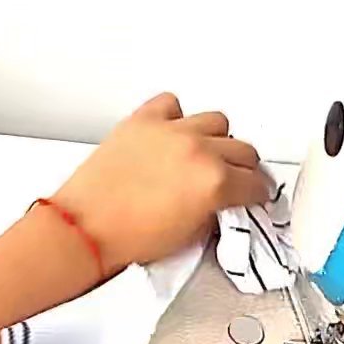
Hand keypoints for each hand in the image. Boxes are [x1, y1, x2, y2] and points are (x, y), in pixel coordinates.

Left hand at [51, 93, 271, 269]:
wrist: (85, 229)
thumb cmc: (128, 238)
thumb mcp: (189, 236)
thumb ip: (213, 211)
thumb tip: (219, 203)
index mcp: (214, 182)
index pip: (255, 183)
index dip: (258, 193)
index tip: (255, 195)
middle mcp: (197, 150)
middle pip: (243, 149)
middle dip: (244, 167)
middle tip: (236, 178)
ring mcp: (170, 131)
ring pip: (216, 121)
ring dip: (217, 139)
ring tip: (206, 153)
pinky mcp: (142, 121)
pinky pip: (172, 104)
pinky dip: (178, 116)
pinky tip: (173, 133)